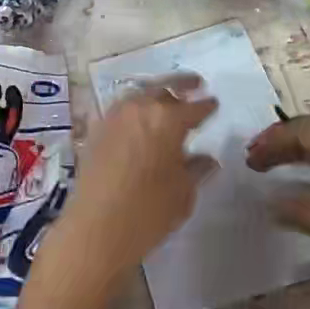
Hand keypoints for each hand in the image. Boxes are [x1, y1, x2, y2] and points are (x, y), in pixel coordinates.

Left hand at [59, 75, 218, 276]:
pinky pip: (118, 109)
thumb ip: (196, 168)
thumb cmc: (150, 210)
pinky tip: (139, 116)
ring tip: (167, 99)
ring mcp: (113, 116)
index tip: (214, 103)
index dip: (206, 106)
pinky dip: (132, 107)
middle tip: (195, 84)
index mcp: (167, 119)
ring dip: (153, 93)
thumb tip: (206, 159)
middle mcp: (138, 108)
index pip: (193, 108)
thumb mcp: (183, 191)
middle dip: (180, 86)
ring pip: (137, 95)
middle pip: (162, 90)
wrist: (98, 223)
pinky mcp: (95, 128)